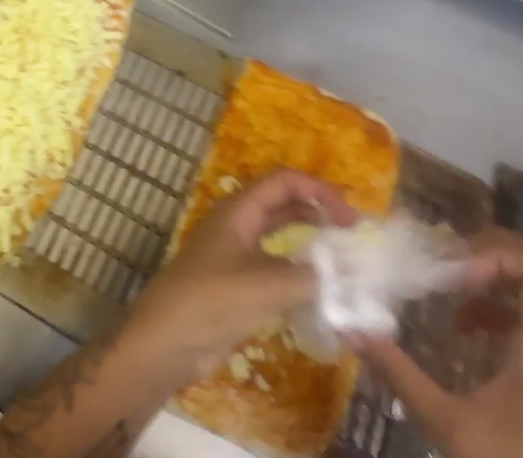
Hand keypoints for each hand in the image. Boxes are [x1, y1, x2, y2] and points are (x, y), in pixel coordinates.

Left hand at [125, 169, 358, 379]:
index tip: (352, 220)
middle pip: (283, 206)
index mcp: (238, 211)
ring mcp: (236, 257)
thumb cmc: (213, 300)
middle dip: (319, 214)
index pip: (283, 182)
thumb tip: (351, 276)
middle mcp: (237, 226)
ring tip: (347, 264)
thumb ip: (314, 277)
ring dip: (312, 247)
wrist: (168, 341)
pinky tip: (326, 297)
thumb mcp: (268, 284)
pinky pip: (276, 272)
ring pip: (280, 240)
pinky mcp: (238, 287)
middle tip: (355, 238)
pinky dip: (301, 278)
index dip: (320, 191)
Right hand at [354, 228, 522, 457]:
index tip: (455, 272)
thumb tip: (349, 328)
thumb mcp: (447, 424)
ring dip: (492, 281)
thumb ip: (399, 373)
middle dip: (493, 255)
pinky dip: (495, 310)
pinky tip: (460, 330)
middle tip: (445, 262)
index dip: (499, 256)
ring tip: (446, 291)